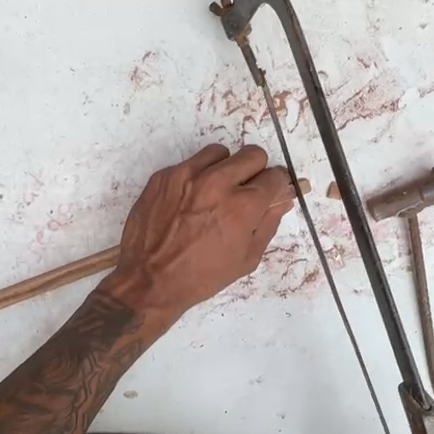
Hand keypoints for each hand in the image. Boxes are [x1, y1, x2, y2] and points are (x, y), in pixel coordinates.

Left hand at [99, 144, 295, 323]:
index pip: (275, 176)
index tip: (270, 192)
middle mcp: (217, 183)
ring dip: (225, 168)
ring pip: (220, 153)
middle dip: (255, 171)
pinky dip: (197, 176)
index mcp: (243, 206)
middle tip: (245, 191)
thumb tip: (283, 198)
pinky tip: (191, 200)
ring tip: (216, 193)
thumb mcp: (246, 258)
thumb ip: (269, 223)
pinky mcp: (164, 176)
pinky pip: (190, 163)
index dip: (276, 186)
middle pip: (253, 155)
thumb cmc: (202, 277)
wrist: (150, 281)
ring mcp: (187, 176)